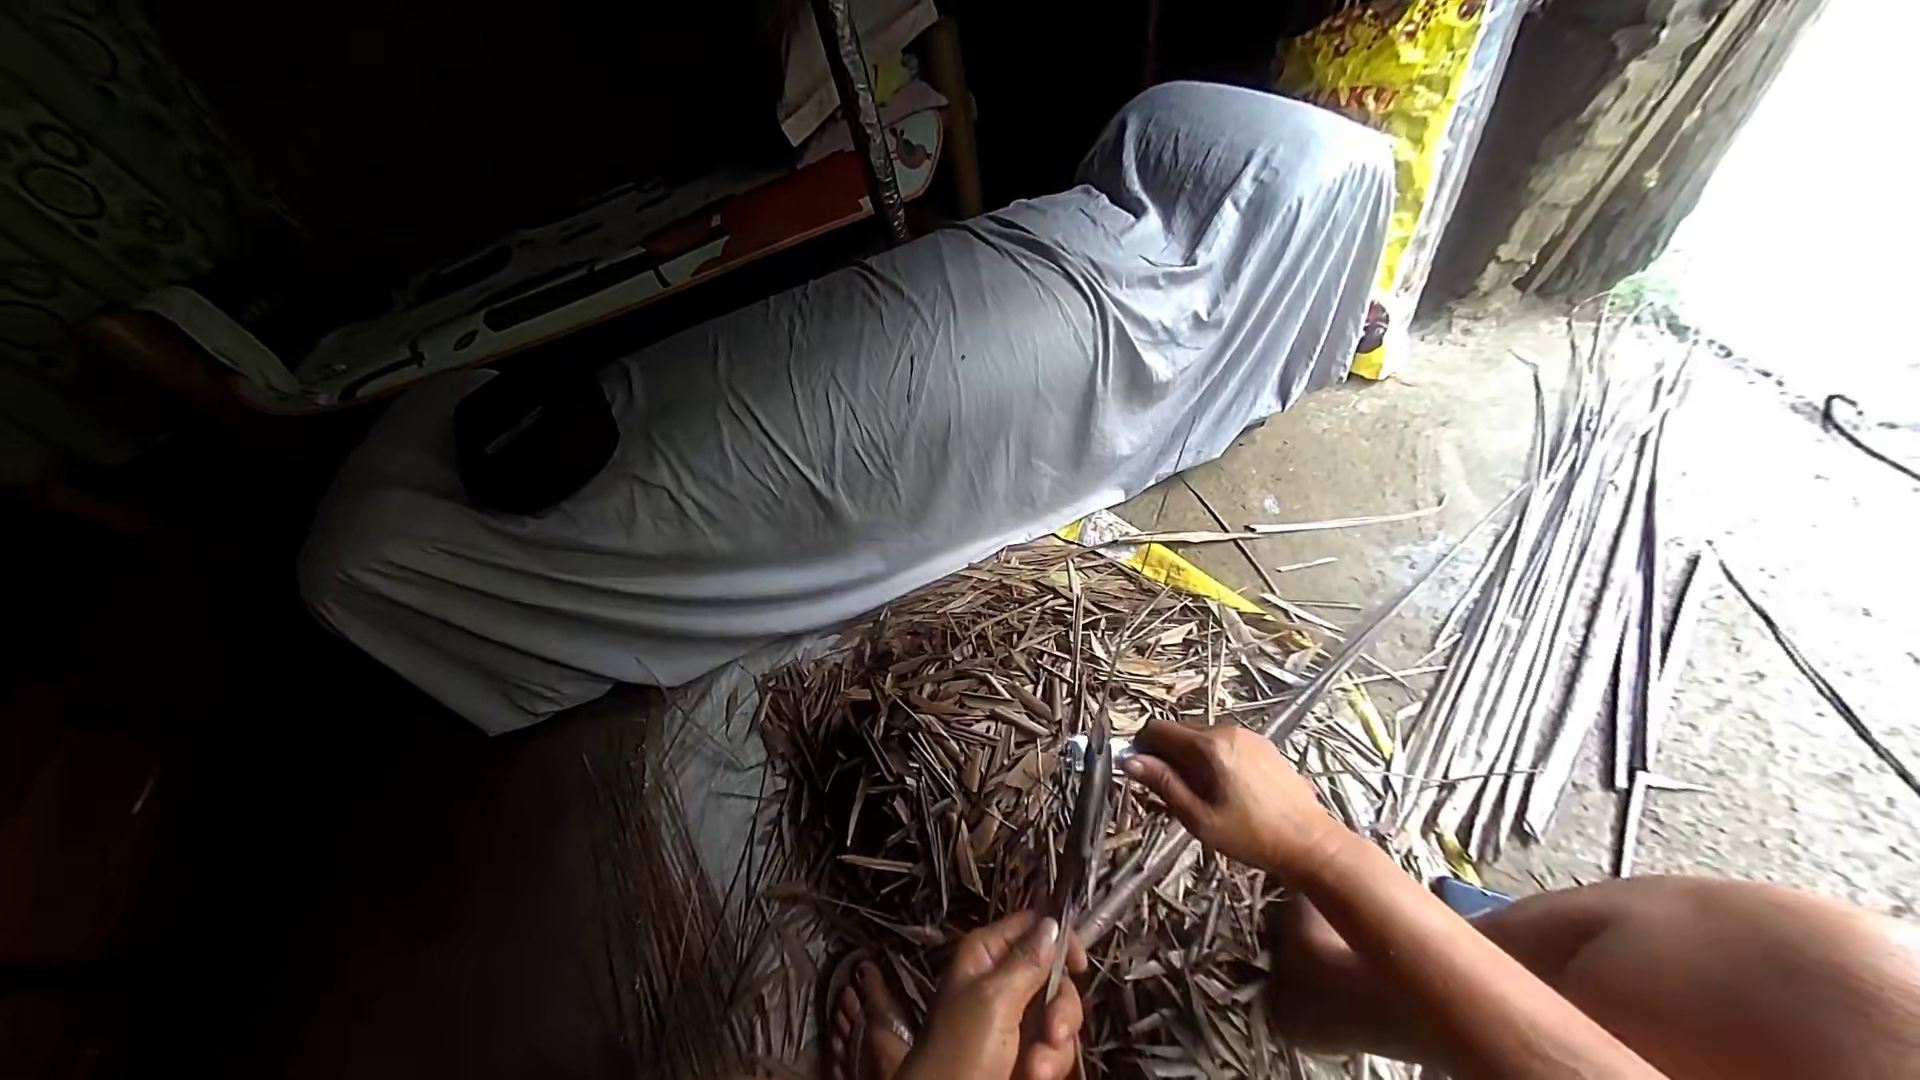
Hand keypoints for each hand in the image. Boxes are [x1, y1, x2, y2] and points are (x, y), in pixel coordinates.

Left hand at [900, 911, 1086, 1079]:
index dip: (1058, 938)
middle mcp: (1003, 979)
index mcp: (987, 954)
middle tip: (1053, 1034)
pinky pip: (1055, 1047)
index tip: (1078, 965)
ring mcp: (1015, 1018)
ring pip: (1058, 1014)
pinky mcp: (1025, 1052)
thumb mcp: (993, 1000)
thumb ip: (1027, 961)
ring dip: (1055, 1045)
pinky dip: (1051, 1064)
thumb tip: (1052, 922)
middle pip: (1053, 973)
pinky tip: (1035, 1079)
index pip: (1031, 925)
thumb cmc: (961, 1051)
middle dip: (1060, 1008)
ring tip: (1036, 1071)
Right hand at [1122, 719, 1341, 872]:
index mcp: (1209, 745)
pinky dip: (1213, 758)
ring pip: (1201, 737)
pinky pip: (1224, 743)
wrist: (1314, 845)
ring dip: (1190, 757)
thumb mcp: (1199, 817)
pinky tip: (1226, 789)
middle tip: (1172, 792)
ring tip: (1202, 794)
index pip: (1158, 729)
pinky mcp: (1264, 746)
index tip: (1143, 773)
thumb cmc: (1252, 837)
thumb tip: (1129, 761)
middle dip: (1166, 755)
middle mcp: (1227, 730)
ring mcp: (1249, 736)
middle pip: (1179, 731)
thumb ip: (1163, 785)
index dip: (1142, 747)